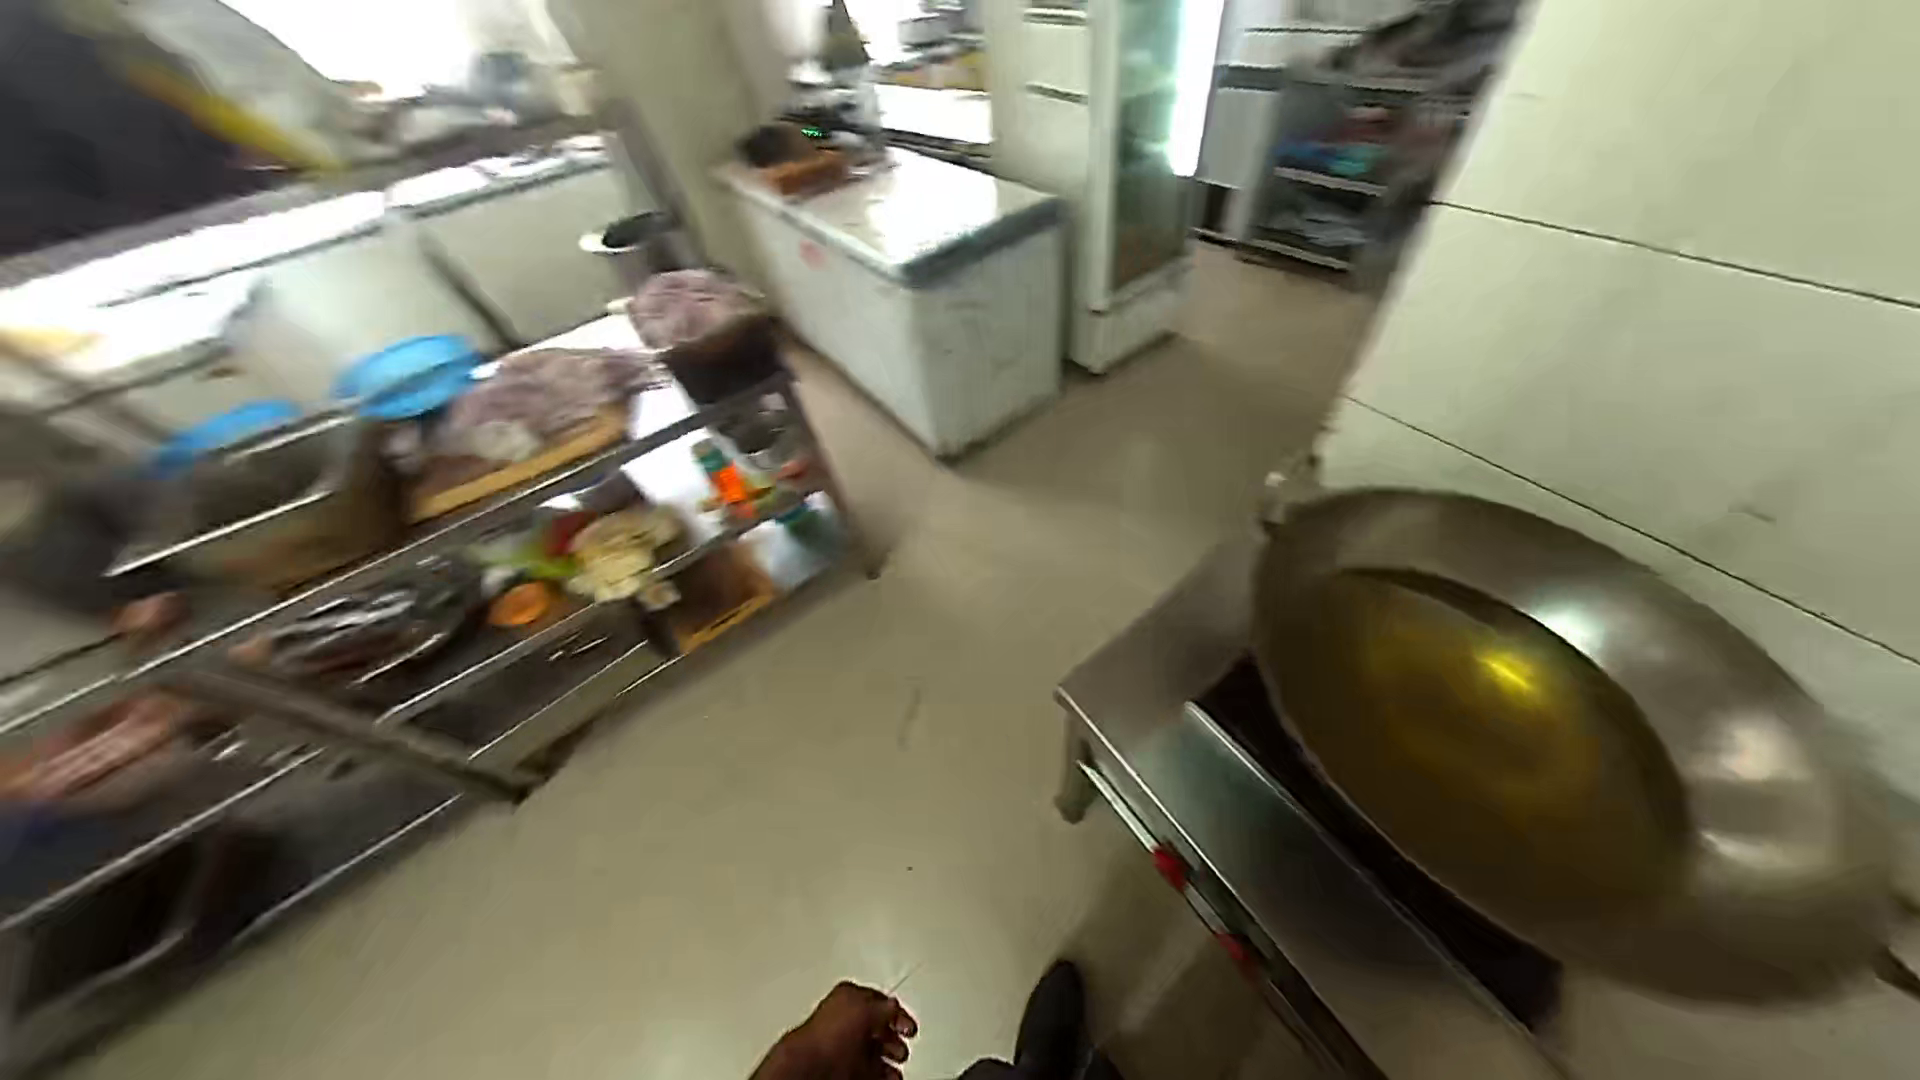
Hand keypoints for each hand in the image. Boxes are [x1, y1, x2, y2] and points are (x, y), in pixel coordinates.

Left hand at [752, 981, 917, 1079]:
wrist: (810, 1066)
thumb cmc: (831, 1032)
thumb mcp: (867, 1009)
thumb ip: (884, 1006)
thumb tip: (894, 1006)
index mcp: (848, 996)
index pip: (878, 1000)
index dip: (896, 1013)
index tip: (908, 1026)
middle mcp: (843, 1017)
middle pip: (874, 1027)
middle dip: (892, 1040)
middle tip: (903, 1051)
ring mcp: (840, 1043)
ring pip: (871, 1052)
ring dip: (887, 1063)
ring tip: (897, 1073)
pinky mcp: (838, 1067)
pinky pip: (864, 1069)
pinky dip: (877, 1074)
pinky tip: (886, 1079)